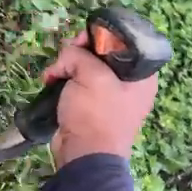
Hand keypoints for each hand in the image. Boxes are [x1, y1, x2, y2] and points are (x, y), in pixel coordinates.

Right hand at [41, 31, 159, 166]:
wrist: (85, 153)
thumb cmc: (96, 113)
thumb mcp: (91, 76)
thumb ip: (79, 54)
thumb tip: (68, 55)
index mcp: (141, 75)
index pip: (120, 42)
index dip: (98, 37)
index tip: (79, 42)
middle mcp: (128, 82)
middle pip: (98, 53)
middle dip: (76, 53)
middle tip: (63, 61)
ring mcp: (108, 94)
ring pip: (83, 65)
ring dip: (64, 67)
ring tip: (52, 76)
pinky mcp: (90, 103)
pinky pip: (75, 81)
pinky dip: (61, 79)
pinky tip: (50, 82)